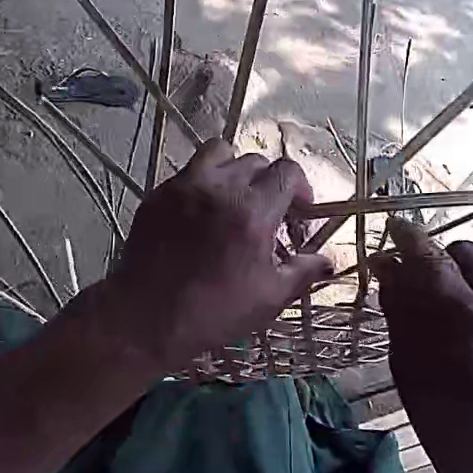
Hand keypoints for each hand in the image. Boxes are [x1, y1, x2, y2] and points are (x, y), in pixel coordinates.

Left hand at [91, 140, 332, 373]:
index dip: (301, 189)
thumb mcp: (269, 297)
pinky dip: (204, 182)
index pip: (287, 173)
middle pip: (256, 162)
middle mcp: (220, 188)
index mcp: (252, 211)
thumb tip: (327, 261)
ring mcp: (185, 186)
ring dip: (235, 169)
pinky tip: (202, 212)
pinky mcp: (160, 193)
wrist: (145, 319)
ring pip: (220, 153)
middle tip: (268, 213)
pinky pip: (190, 171)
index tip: (297, 213)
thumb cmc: (213, 312)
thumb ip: (302, 272)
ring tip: (234, 197)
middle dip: (270, 183)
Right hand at [369, 217, 472, 472]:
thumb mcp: (412, 372)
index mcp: (461, 314)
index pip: (427, 252)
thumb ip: (401, 313)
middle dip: (446, 261)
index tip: (397, 227)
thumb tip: (388, 268)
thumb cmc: (453, 434)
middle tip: (434, 287)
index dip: (408, 235)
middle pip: (470, 253)